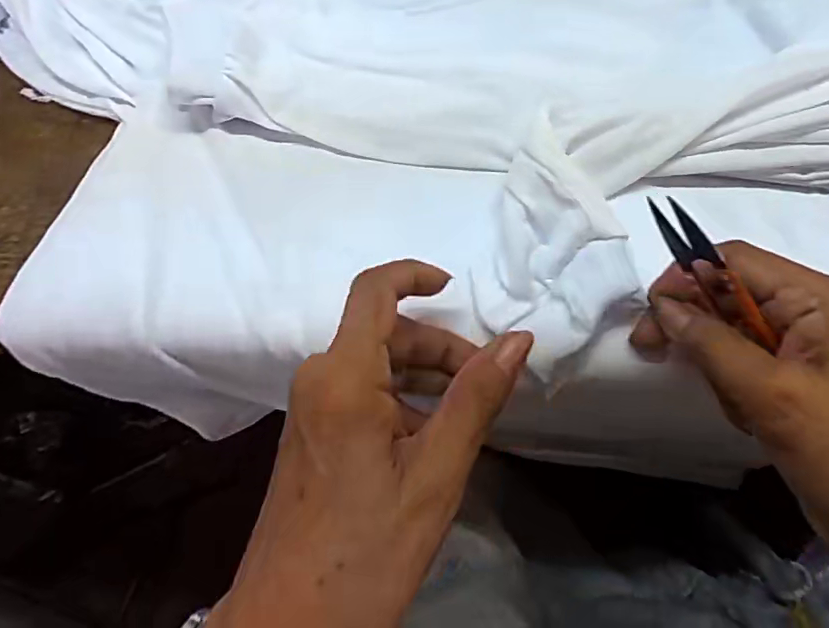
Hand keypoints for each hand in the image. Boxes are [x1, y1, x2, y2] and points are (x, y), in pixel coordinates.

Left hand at [212, 261, 531, 627]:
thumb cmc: (363, 553)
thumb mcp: (434, 474)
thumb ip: (476, 398)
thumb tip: (518, 339)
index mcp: (343, 377)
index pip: (373, 290)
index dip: (414, 274)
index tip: (454, 287)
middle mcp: (319, 380)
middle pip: (387, 331)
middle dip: (441, 348)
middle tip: (485, 387)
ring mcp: (310, 409)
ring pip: (378, 362)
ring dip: (426, 376)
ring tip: (465, 420)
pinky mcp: (311, 435)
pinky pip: (362, 391)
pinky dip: (403, 399)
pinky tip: (430, 442)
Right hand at [632, 242, 828, 627]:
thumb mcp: (777, 400)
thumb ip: (714, 345)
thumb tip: (662, 305)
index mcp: (828, 299)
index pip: (740, 262)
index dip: (689, 274)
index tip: (650, 310)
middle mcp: (825, 311)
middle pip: (738, 295)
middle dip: (700, 325)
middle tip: (651, 348)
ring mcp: (820, 348)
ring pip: (741, 332)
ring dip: (723, 367)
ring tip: (742, 413)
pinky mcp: (812, 380)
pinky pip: (757, 364)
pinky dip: (740, 387)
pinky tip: (752, 422)